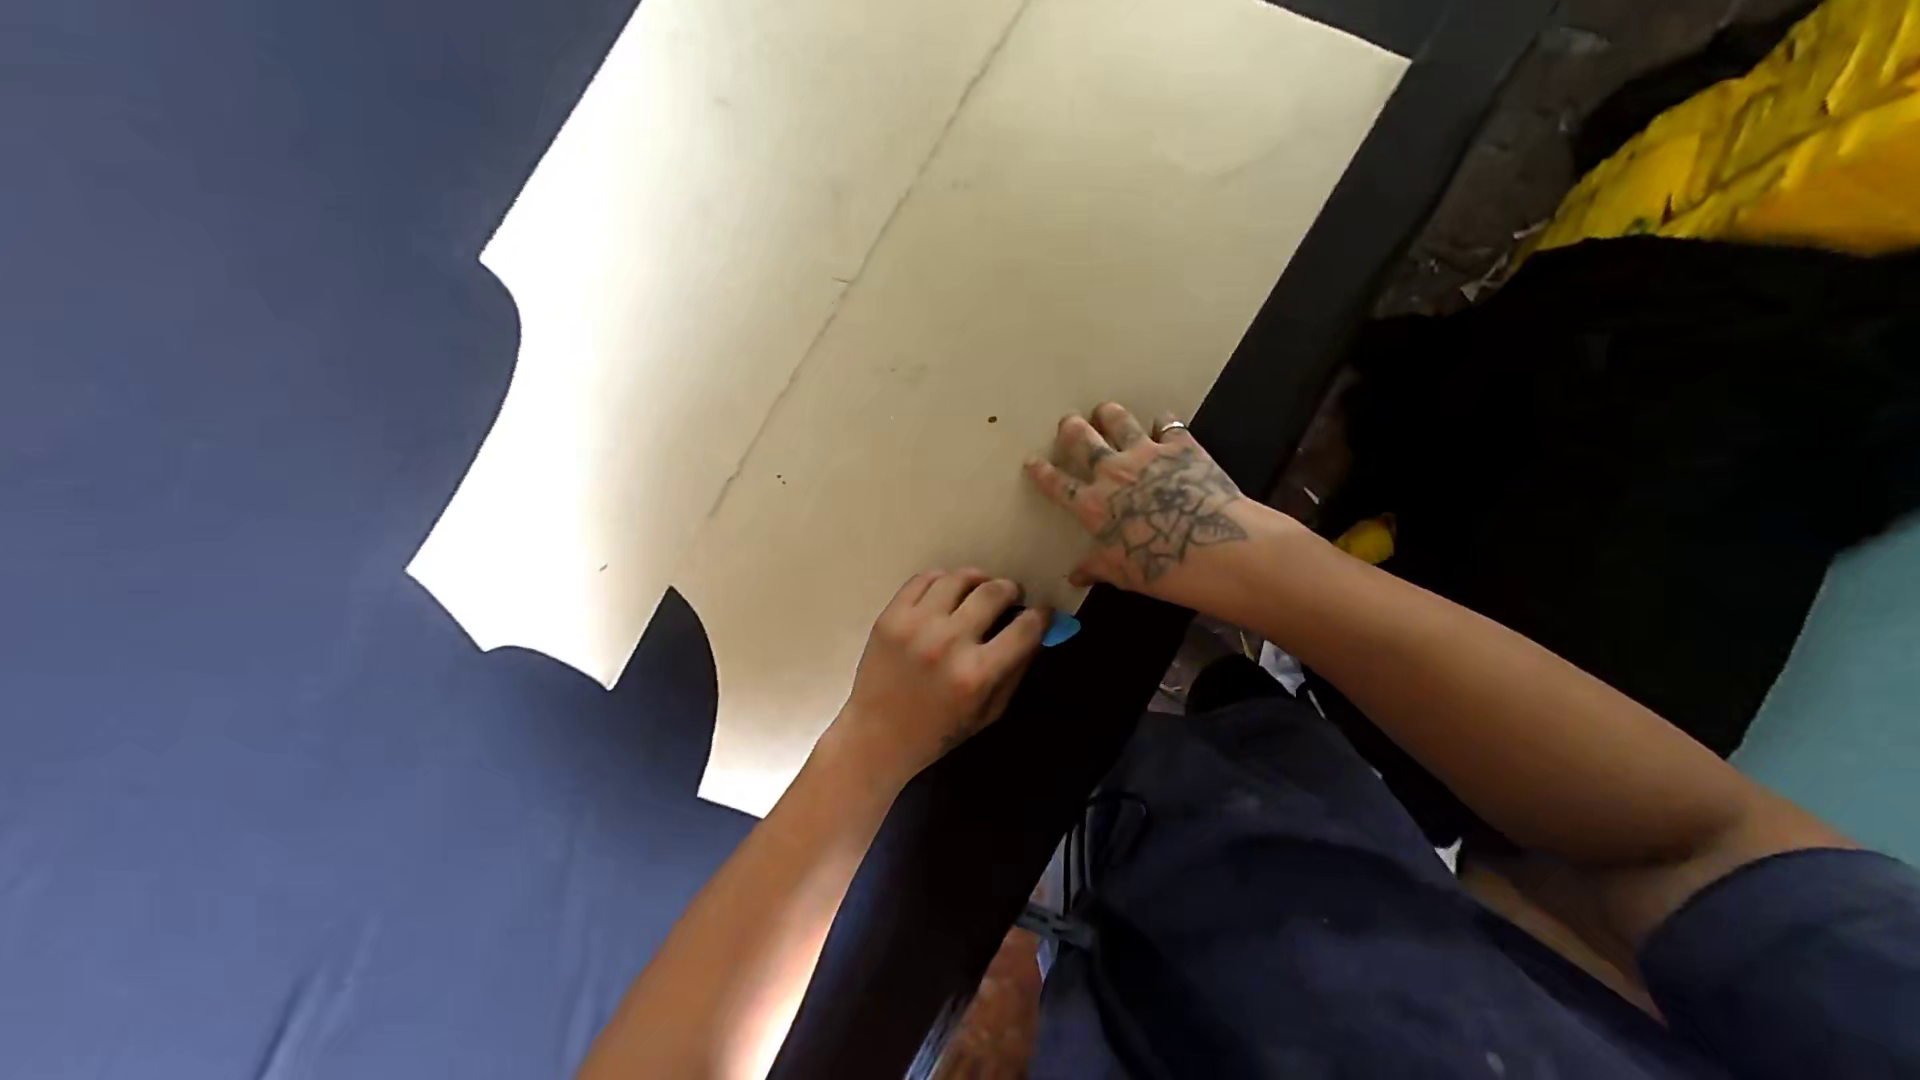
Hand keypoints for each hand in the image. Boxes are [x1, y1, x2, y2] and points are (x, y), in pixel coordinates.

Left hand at [822, 569, 1048, 787]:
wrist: (878, 735)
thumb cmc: (939, 730)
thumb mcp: (990, 711)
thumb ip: (1016, 669)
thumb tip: (1038, 629)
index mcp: (977, 674)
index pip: (1025, 628)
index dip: (1040, 615)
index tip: (1041, 612)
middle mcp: (948, 643)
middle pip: (993, 592)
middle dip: (1010, 590)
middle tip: (1010, 595)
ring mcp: (915, 626)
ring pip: (957, 578)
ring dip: (976, 579)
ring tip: (978, 588)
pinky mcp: (890, 617)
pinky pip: (922, 580)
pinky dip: (941, 580)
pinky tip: (947, 591)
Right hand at [1025, 402, 1254, 602]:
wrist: (1217, 545)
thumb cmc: (1161, 567)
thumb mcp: (1121, 574)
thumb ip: (1096, 568)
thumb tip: (1075, 577)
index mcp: (1093, 505)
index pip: (1057, 484)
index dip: (1041, 471)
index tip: (1032, 461)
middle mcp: (1113, 472)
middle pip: (1083, 439)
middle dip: (1071, 429)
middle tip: (1068, 423)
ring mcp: (1146, 454)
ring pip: (1118, 421)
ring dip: (1108, 414)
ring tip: (1104, 411)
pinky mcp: (1181, 446)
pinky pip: (1167, 424)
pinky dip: (1162, 422)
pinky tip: (1162, 424)